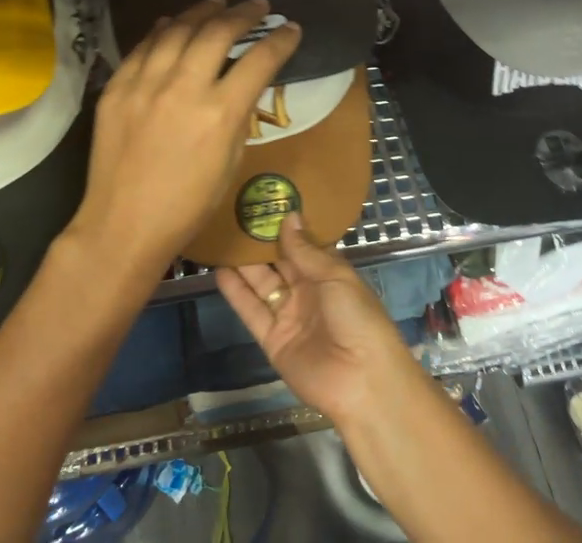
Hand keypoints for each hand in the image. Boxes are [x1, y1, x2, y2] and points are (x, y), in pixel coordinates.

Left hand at [68, 0, 300, 274]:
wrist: (124, 225)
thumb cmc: (188, 205)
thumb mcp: (230, 162)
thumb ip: (238, 115)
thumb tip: (245, 84)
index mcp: (219, 114)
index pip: (259, 60)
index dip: (281, 40)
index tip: (292, 28)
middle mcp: (183, 89)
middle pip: (216, 32)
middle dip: (242, 14)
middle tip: (257, 5)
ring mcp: (144, 85)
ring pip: (176, 30)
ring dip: (200, 12)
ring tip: (216, 2)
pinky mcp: (116, 88)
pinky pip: (143, 48)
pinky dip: (161, 31)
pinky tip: (171, 23)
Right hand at [219, 214, 421, 422]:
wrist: (361, 380)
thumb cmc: (358, 319)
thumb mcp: (336, 278)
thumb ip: (307, 251)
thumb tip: (289, 216)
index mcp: (330, 274)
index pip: (303, 245)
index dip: (285, 227)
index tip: (264, 202)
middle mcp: (308, 292)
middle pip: (279, 263)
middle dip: (260, 242)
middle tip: (234, 214)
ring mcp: (289, 316)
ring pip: (262, 284)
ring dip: (244, 264)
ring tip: (220, 237)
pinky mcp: (272, 339)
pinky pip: (252, 311)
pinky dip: (236, 293)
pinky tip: (219, 271)